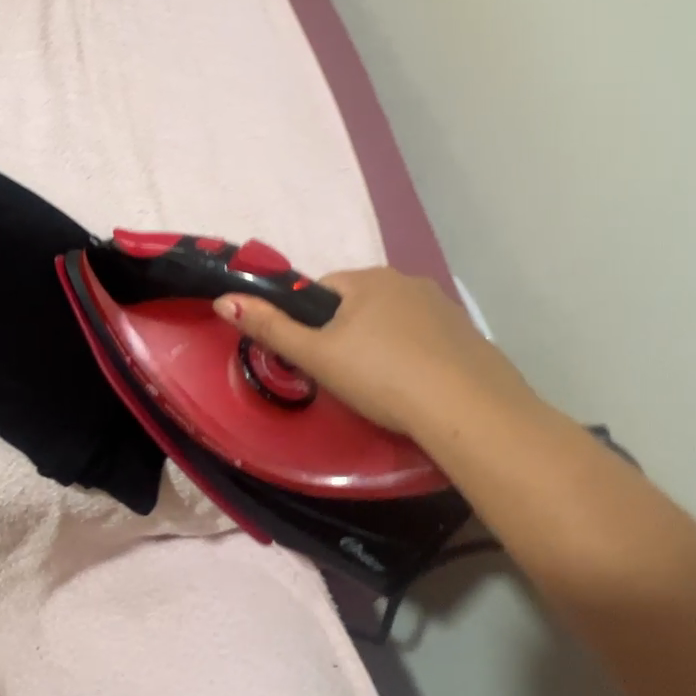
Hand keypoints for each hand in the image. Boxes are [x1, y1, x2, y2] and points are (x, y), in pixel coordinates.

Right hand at [215, 267, 536, 437]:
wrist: (472, 415)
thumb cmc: (383, 378)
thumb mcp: (315, 356)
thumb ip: (269, 326)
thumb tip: (223, 299)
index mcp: (368, 280)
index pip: (322, 291)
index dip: (310, 323)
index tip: (315, 357)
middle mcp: (408, 282)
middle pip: (358, 305)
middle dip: (346, 334)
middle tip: (344, 377)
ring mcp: (445, 309)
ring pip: (394, 323)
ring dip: (382, 346)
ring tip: (381, 390)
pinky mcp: (471, 338)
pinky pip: (426, 342)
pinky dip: (415, 360)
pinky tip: (415, 392)